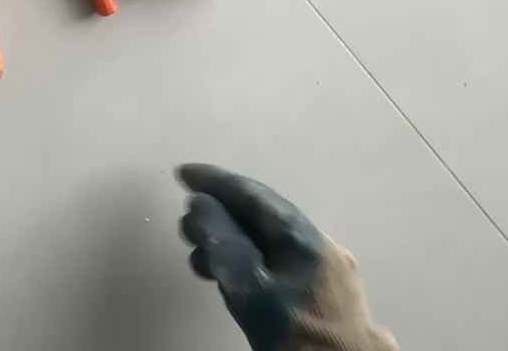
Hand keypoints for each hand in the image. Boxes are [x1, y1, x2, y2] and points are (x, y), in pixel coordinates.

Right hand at [175, 163, 396, 350]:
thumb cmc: (292, 333)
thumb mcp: (245, 284)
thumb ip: (219, 236)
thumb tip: (201, 203)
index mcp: (303, 236)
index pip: (251, 194)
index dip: (213, 180)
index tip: (182, 175)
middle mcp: (318, 245)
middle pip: (257, 216)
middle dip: (216, 217)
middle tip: (186, 228)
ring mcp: (325, 271)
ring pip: (265, 241)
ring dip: (227, 243)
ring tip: (200, 262)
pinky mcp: (324, 295)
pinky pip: (275, 261)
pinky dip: (246, 261)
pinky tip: (228, 278)